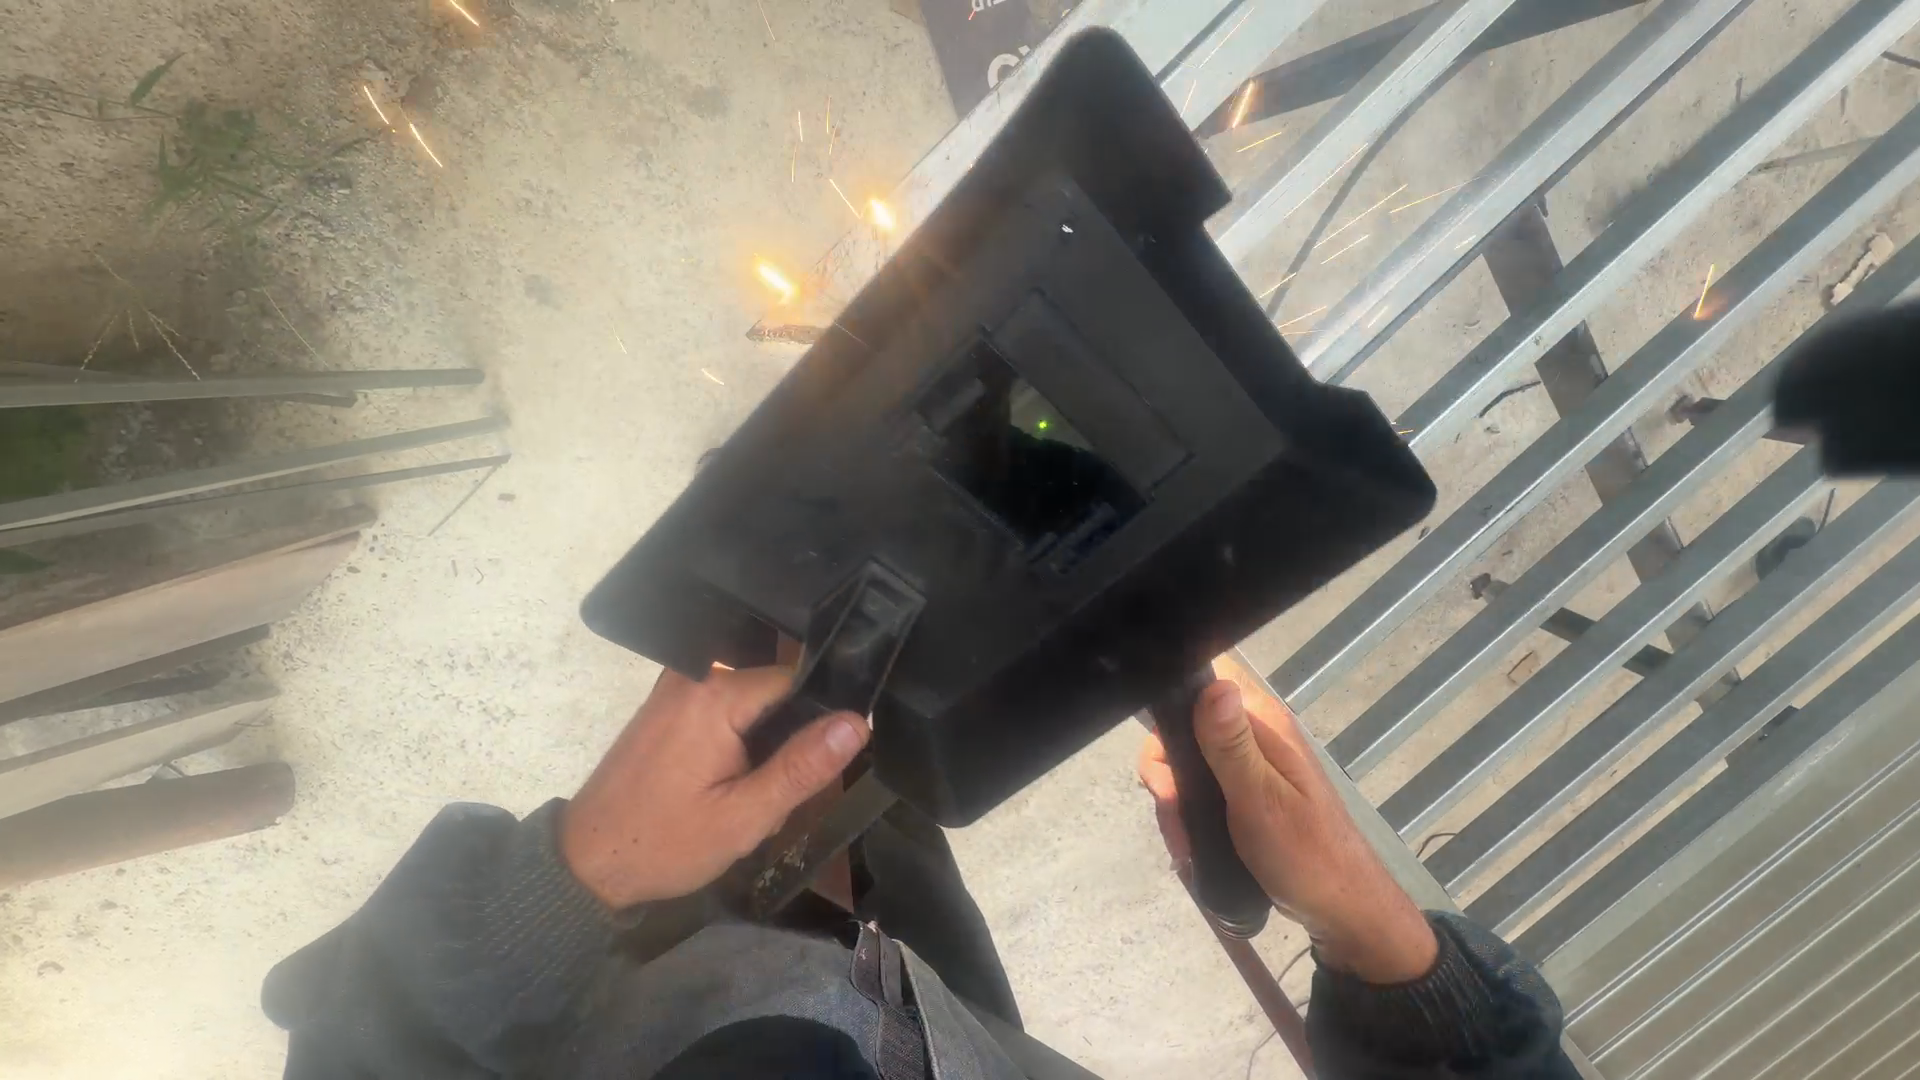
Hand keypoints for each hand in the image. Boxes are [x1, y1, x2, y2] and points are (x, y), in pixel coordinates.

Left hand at [559, 665, 869, 908]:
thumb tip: (857, 722)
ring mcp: (678, 685)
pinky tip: (731, 777)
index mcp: (717, 694)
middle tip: (779, 791)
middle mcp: (697, 674)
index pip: (797, 680)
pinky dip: (740, 737)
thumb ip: (802, 766)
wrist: (584, 863)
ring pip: (753, 700)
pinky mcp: (669, 701)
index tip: (819, 764)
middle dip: (789, 736)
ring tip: (754, 789)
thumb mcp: (744, 817)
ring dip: (765, 740)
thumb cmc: (665, 843)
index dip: (819, 718)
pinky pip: (726, 706)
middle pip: (775, 689)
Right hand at [1138, 678, 1436, 983]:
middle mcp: (1254, 731)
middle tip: (1171, 810)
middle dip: (1166, 769)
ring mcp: (1249, 762)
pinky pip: (1199, 786)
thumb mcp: (1260, 800)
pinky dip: (1187, 812)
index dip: (1176, 696)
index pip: (1210, 674)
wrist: (1345, 914)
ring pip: (1187, 760)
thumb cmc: (1306, 856)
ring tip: (1183, 843)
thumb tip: (1214, 685)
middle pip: (1184, 724)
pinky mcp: (1243, 789)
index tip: (1164, 747)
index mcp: (1262, 721)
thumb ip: (1231, 744)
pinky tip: (1189, 841)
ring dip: (1174, 800)